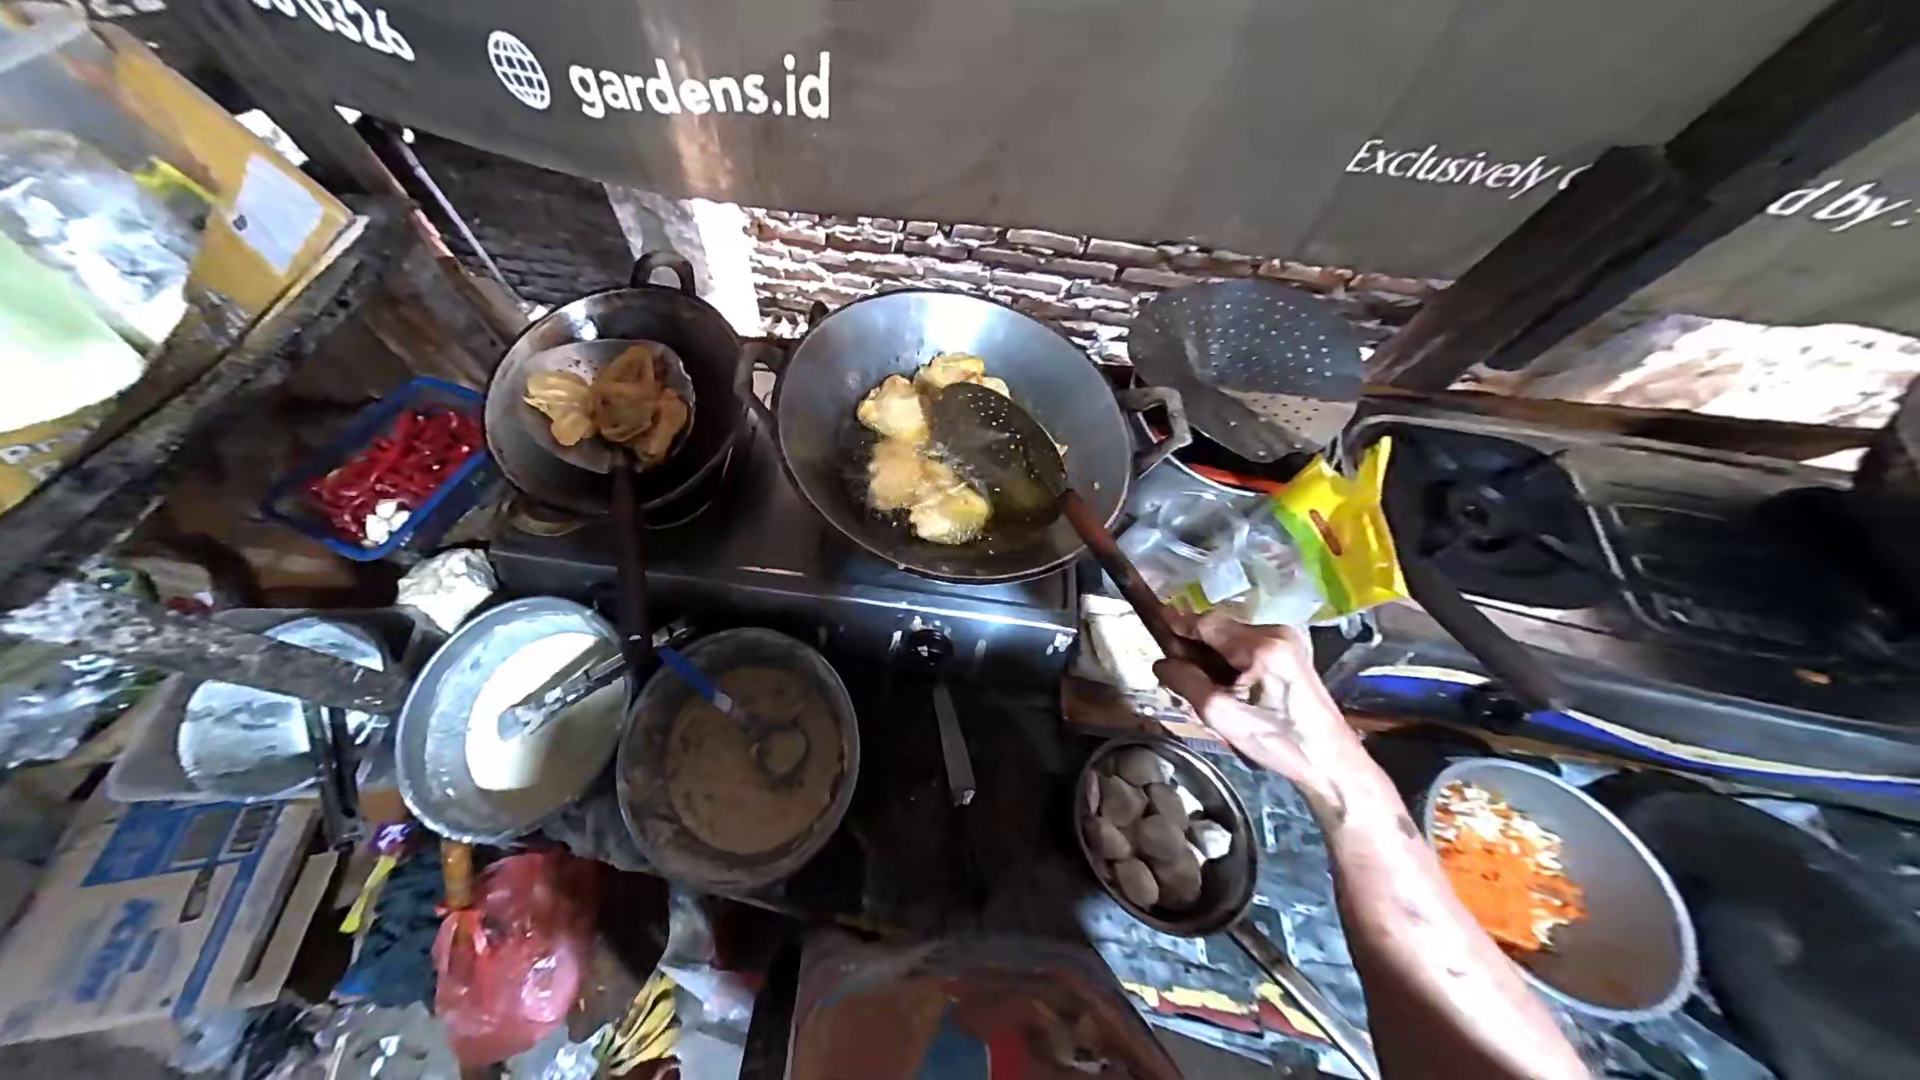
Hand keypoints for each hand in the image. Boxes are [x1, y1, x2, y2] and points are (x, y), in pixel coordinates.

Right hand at [1153, 611, 1346, 793]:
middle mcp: (1276, 632)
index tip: (1152, 625)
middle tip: (1175, 671)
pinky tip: (1224, 684)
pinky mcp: (1291, 653)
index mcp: (1261, 645)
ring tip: (1199, 683)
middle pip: (1219, 628)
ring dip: (1211, 654)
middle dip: (1194, 645)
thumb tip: (1161, 663)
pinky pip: (1246, 646)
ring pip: (1231, 637)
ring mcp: (1287, 641)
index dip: (1177, 624)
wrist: (1331, 763)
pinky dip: (1229, 659)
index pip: (1206, 622)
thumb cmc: (1278, 741)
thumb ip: (1186, 683)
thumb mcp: (1221, 715)